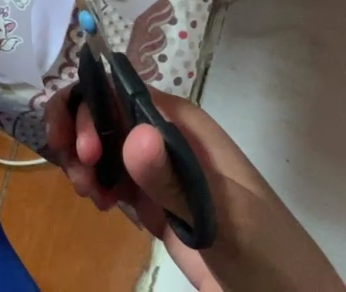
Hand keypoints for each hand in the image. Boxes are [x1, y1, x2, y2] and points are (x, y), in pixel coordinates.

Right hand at [44, 87, 345, 291]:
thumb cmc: (266, 256)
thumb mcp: (220, 219)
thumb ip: (173, 180)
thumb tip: (133, 132)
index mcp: (184, 124)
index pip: (121, 90)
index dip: (92, 109)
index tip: (84, 151)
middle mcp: (166, 135)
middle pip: (104, 110)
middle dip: (79, 133)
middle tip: (79, 175)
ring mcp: (159, 167)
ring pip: (101, 140)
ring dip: (81, 158)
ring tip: (87, 193)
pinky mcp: (153, 198)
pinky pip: (111, 173)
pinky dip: (94, 181)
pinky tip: (100, 204)